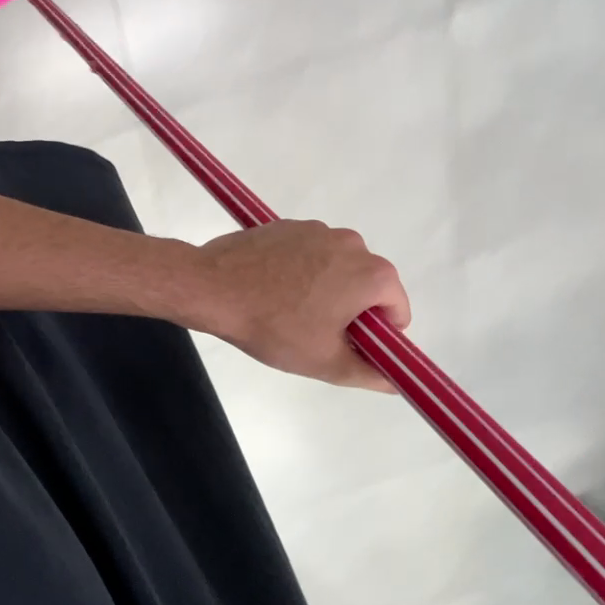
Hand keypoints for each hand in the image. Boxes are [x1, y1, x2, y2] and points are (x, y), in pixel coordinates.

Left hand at [193, 220, 410, 392]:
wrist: (208, 287)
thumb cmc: (272, 325)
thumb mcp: (326, 362)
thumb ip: (370, 373)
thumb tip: (394, 378)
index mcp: (371, 272)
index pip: (395, 310)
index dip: (376, 334)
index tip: (344, 344)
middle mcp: (349, 242)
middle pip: (366, 285)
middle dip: (349, 309)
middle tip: (312, 330)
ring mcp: (312, 228)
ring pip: (334, 268)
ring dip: (322, 289)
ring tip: (286, 310)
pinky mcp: (281, 225)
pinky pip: (305, 254)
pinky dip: (297, 271)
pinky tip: (270, 289)